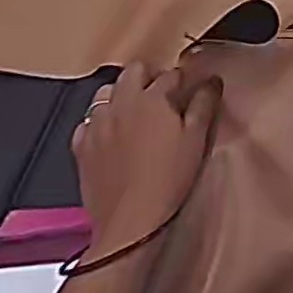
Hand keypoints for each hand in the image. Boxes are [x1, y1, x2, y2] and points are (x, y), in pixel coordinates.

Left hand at [72, 63, 221, 256]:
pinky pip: (87, 122)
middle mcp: (121, 103)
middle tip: (161, 95)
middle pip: (132, 72)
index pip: (170, 75)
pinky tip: (110, 135)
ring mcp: (97, 124)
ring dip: (120, 95)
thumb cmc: (170, 176)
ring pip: (105, 92)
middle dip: (148, 76)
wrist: (132, 220)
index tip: (189, 90)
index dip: (182, 80)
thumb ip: (204, 104)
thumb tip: (211, 80)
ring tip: (134, 112)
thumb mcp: (196, 139)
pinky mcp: (81, 146)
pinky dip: (99, 122)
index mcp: (153, 98)